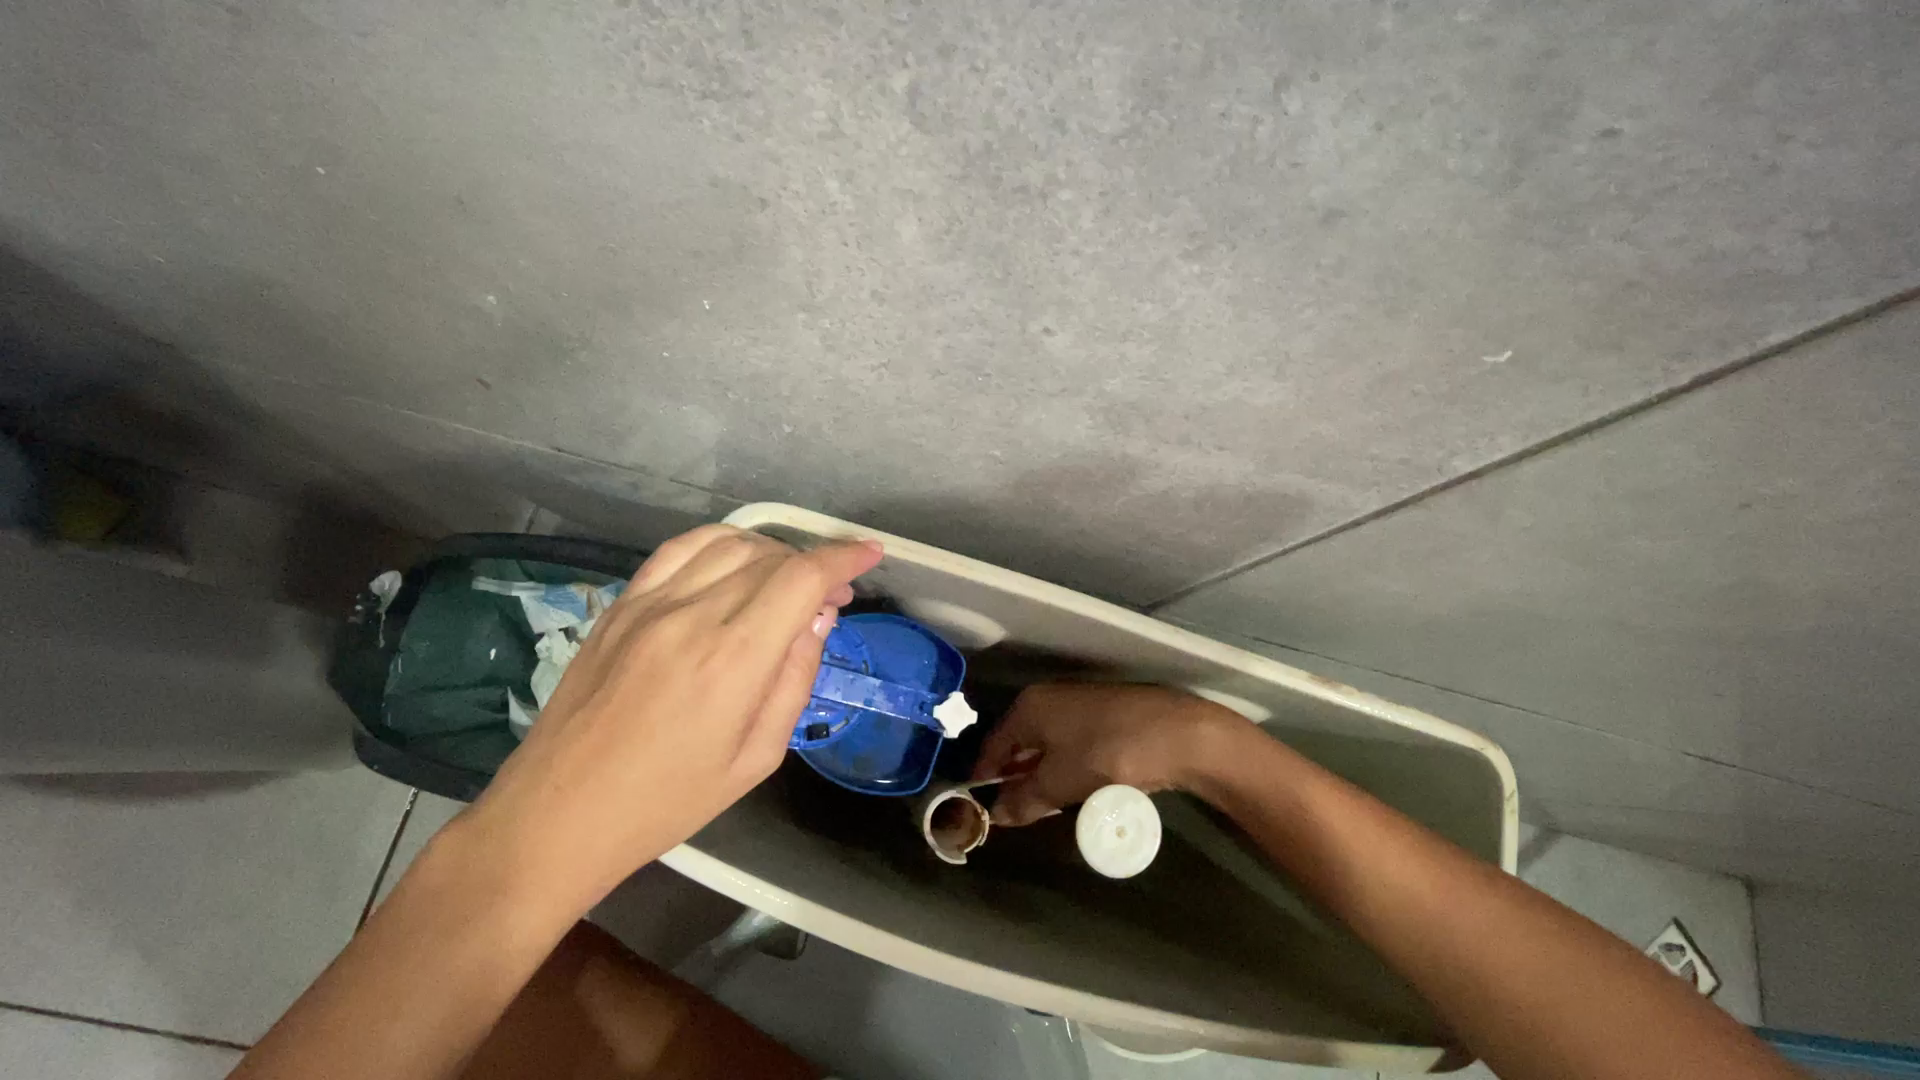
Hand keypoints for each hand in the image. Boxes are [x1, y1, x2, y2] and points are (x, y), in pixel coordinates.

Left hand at [459, 525, 883, 913]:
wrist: (559, 813)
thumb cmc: (669, 802)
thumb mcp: (756, 758)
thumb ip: (795, 679)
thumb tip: (818, 619)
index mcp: (733, 660)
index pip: (802, 578)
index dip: (843, 558)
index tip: (870, 556)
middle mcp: (693, 615)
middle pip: (771, 557)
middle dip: (814, 565)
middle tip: (832, 597)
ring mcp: (650, 604)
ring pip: (728, 544)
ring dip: (772, 552)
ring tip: (787, 582)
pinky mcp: (620, 605)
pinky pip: (679, 549)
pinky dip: (720, 544)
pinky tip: (734, 563)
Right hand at [969, 683, 1244, 825]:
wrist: (1179, 735)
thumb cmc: (1107, 754)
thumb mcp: (1059, 783)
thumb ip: (1024, 800)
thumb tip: (997, 814)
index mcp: (1029, 706)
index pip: (993, 745)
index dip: (985, 778)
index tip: (982, 810)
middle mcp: (1049, 698)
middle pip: (1020, 743)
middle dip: (1016, 779)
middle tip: (1017, 814)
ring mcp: (1081, 704)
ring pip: (1049, 745)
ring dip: (1044, 776)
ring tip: (1048, 807)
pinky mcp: (1107, 715)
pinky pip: (1074, 744)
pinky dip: (1069, 767)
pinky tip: (1080, 789)